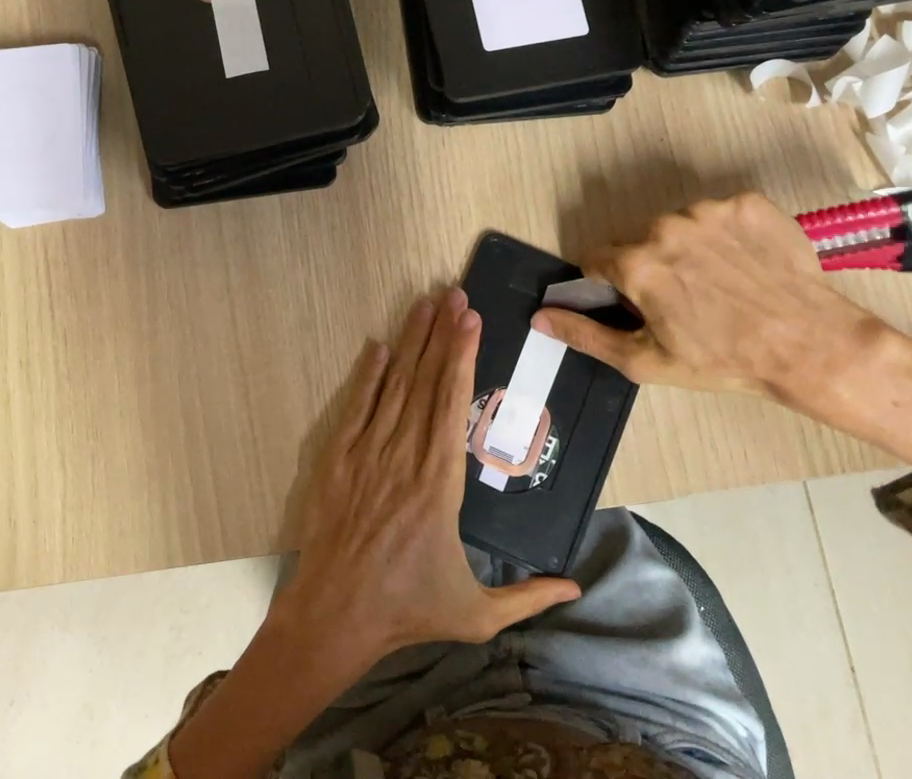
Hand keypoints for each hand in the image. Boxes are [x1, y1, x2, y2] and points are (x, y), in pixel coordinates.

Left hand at [276, 289, 581, 666]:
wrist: (334, 617)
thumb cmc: (408, 610)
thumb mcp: (477, 614)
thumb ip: (529, 597)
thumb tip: (577, 589)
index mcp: (440, 484)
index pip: (452, 405)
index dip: (462, 358)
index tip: (471, 320)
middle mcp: (403, 458)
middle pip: (425, 383)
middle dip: (441, 335)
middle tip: (453, 294)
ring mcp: (365, 456)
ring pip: (391, 388)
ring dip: (408, 344)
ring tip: (422, 305)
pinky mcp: (335, 463)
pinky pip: (353, 409)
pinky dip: (365, 377)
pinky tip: (376, 348)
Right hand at [531, 193, 896, 410]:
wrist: (809, 345)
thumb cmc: (722, 359)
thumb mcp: (644, 360)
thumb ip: (585, 333)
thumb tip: (540, 317)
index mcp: (636, 263)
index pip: (596, 260)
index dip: (610, 286)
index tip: (636, 306)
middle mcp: (666, 227)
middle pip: (638, 242)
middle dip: (650, 267)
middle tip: (684, 303)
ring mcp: (710, 211)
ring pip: (678, 226)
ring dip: (687, 249)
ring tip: (720, 285)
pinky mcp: (748, 203)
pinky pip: (720, 215)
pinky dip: (726, 236)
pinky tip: (745, 266)